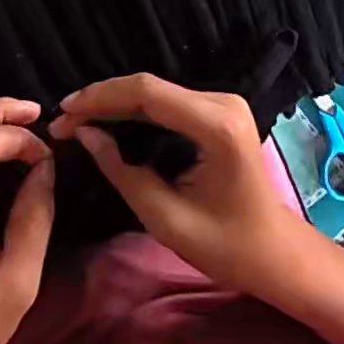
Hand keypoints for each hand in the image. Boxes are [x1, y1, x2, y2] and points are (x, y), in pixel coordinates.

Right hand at [50, 73, 303, 293]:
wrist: (281, 257)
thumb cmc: (229, 247)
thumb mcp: (165, 218)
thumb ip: (120, 169)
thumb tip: (84, 132)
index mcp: (217, 127)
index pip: (144, 93)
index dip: (98, 98)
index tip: (63, 114)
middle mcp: (222, 103)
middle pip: (145, 87)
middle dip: (98, 101)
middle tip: (62, 121)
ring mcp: (221, 103)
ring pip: (149, 90)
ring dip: (110, 103)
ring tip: (75, 121)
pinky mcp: (216, 110)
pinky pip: (161, 100)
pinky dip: (128, 109)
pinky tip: (104, 120)